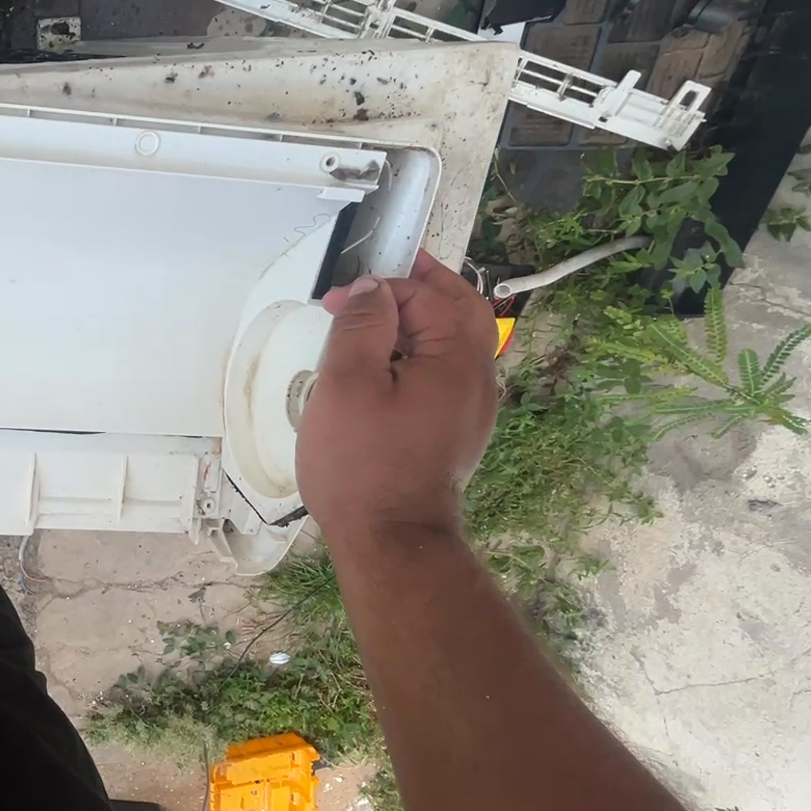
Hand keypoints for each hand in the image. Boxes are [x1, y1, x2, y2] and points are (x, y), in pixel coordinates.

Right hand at [297, 250, 499, 542]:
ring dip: (421, 320)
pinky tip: (386, 367)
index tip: (333, 301)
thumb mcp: (346, 383)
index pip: (427, 297)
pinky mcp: (453, 432)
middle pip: (460, 313)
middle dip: (423, 287)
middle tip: (388, 273)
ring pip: (454, 345)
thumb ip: (360, 326)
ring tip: (378, 316)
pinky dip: (418, 353)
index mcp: (457, 359)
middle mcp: (477, 379)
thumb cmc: (361, 458)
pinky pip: (442, 375)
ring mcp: (469, 409)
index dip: (380, 288)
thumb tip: (371, 289)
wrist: (388, 537)